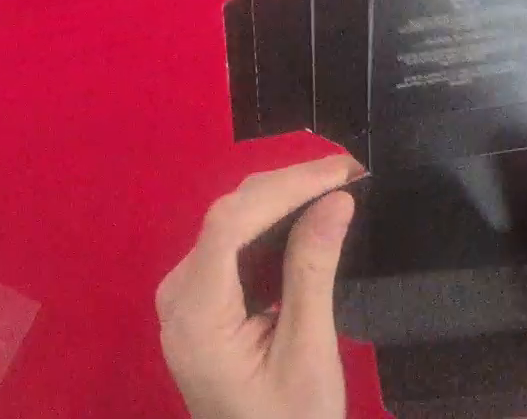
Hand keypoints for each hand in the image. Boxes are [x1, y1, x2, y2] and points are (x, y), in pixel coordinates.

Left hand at [157, 155, 362, 418]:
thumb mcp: (308, 354)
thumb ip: (313, 271)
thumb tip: (337, 198)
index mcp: (196, 316)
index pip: (230, 223)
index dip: (285, 185)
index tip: (339, 171)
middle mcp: (178, 295)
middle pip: (228, 215)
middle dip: (289, 184)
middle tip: (348, 171)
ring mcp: (185, 294)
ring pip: (231, 221)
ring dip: (284, 196)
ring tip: (336, 181)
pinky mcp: (202, 296)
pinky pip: (233, 241)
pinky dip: (272, 220)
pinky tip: (307, 209)